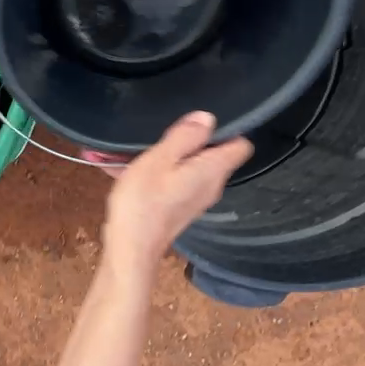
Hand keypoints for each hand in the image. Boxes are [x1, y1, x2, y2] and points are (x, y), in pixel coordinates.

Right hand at [100, 112, 251, 271]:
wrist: (130, 247)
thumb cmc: (143, 201)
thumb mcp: (159, 160)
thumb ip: (184, 137)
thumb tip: (207, 118)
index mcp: (213, 170)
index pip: (241, 144)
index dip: (224, 131)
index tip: (194, 127)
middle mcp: (211, 185)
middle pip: (211, 156)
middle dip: (186, 143)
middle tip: (157, 138)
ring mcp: (194, 200)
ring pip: (187, 169)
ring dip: (164, 159)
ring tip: (132, 155)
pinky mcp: (177, 210)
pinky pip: (172, 183)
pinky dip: (154, 175)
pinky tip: (123, 173)